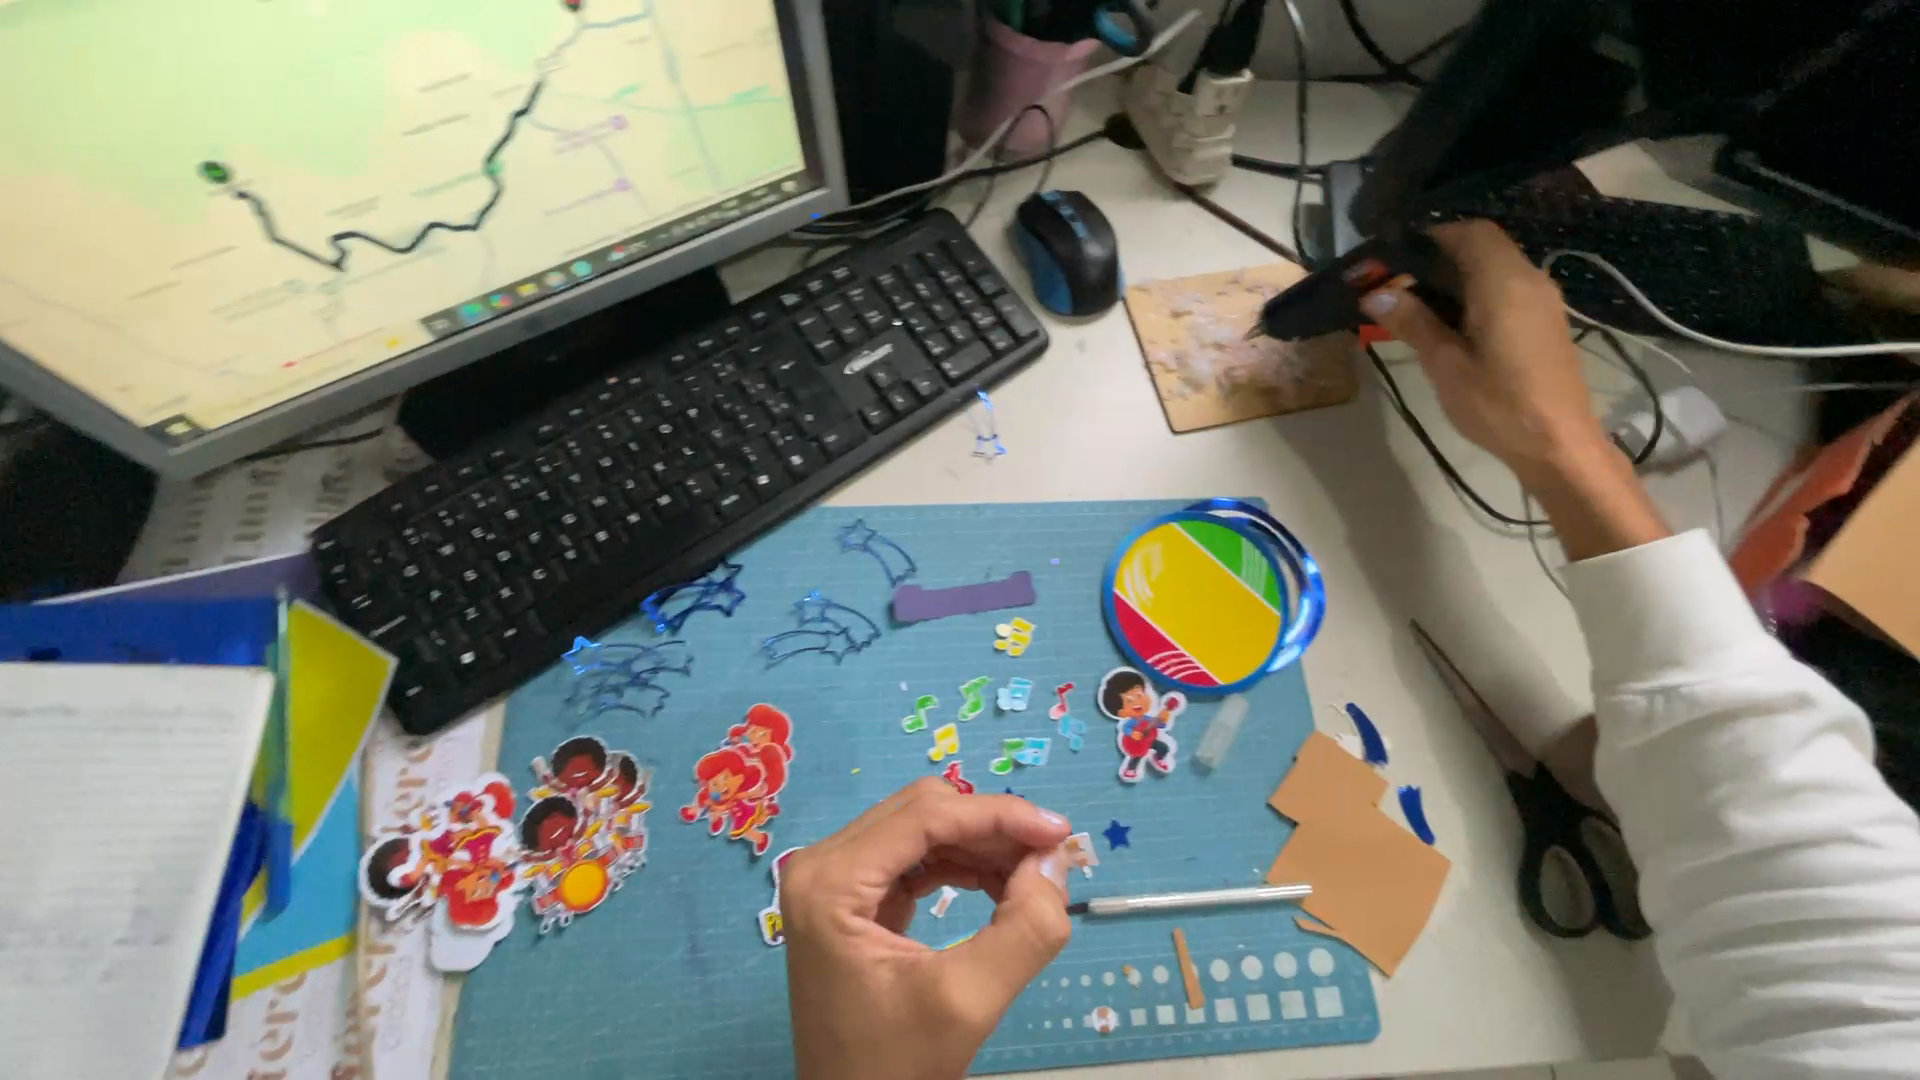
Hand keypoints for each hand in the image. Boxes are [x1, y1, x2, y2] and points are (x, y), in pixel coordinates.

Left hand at [782, 778, 1072, 1079]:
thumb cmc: (895, 1067)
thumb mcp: (966, 1004)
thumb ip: (1023, 930)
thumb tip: (1055, 864)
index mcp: (832, 881)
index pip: (926, 817)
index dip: (997, 814)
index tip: (1059, 832)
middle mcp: (825, 862)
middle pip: (924, 813)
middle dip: (992, 828)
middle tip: (1049, 859)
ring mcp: (836, 876)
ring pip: (925, 828)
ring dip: (982, 845)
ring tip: (1030, 878)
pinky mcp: (854, 892)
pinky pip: (917, 854)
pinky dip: (963, 863)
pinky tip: (1000, 885)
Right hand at [1360, 220, 1668, 559]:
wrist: (1557, 442)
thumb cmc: (1497, 404)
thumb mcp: (1445, 365)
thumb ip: (1413, 322)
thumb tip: (1375, 294)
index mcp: (1504, 284)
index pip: (1470, 233)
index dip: (1430, 236)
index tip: (1391, 256)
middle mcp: (1528, 280)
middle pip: (1481, 247)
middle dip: (1434, 257)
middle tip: (1391, 285)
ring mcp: (1540, 300)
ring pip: (1492, 268)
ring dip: (1451, 277)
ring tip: (1410, 305)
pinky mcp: (1542, 320)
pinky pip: (1502, 288)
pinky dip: (1470, 292)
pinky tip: (1444, 322)